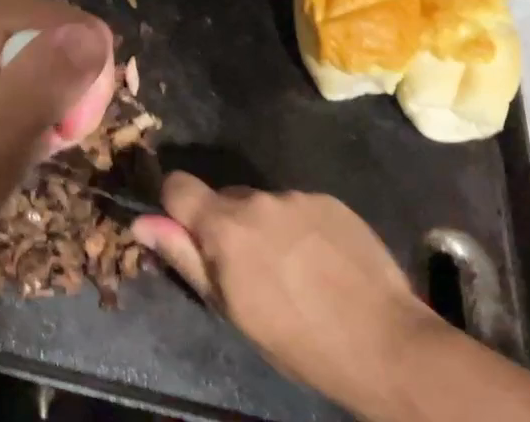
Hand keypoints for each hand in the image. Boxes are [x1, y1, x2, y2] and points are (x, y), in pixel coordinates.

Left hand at [0, 0, 114, 244]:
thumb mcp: (11, 118)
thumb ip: (50, 73)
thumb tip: (92, 33)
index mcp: (6, 7)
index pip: (92, 33)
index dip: (89, 85)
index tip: (63, 125)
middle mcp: (7, 6)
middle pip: (85, 44)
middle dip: (78, 95)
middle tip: (50, 133)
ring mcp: (7, 30)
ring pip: (76, 64)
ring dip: (67, 106)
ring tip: (36, 135)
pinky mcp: (8, 54)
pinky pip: (58, 75)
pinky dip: (54, 108)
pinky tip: (31, 130)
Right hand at [131, 175, 439, 405]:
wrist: (388, 344)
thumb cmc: (298, 339)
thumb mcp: (230, 308)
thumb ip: (183, 257)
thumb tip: (142, 222)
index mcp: (223, 225)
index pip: (177, 186)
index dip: (175, 206)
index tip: (189, 235)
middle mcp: (256, 199)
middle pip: (223, 197)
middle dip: (226, 223)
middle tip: (248, 268)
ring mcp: (297, 197)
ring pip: (263, 204)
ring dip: (265, 226)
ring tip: (293, 269)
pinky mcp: (332, 201)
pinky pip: (299, 207)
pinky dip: (300, 227)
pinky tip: (321, 262)